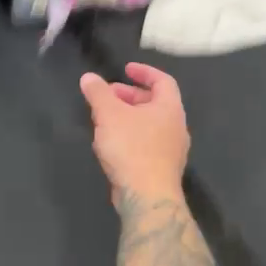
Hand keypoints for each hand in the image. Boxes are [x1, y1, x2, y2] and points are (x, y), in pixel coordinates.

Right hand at [80, 63, 190, 196]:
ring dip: (127, 116)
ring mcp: (171, 149)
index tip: (125, 69)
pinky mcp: (161, 167)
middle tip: (107, 95)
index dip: (144, 72)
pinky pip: (146, 142)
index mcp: (169, 109)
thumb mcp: (109, 114)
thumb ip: (98, 93)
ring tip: (104, 117)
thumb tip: (89, 77)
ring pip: (149, 124)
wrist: (148, 196)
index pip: (163, 81)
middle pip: (155, 102)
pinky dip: (130, 134)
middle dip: (129, 95)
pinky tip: (111, 143)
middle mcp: (176, 126)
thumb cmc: (132, 148)